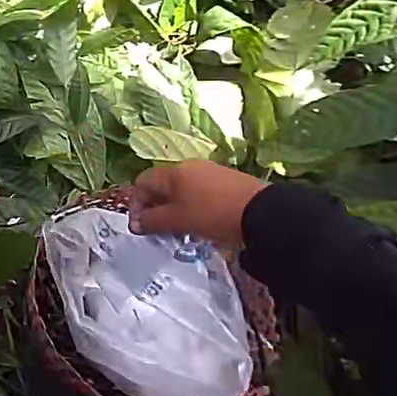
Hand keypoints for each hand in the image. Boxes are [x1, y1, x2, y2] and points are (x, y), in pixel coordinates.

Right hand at [129, 161, 268, 249]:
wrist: (262, 212)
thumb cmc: (212, 214)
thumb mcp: (178, 221)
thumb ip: (152, 221)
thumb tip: (135, 222)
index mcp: (172, 172)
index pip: (142, 182)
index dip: (137, 202)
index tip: (143, 224)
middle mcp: (188, 166)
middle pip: (162, 184)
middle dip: (156, 206)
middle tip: (161, 229)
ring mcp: (209, 171)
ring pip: (181, 188)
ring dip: (176, 207)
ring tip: (183, 228)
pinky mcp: (226, 179)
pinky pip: (199, 191)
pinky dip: (194, 205)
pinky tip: (203, 221)